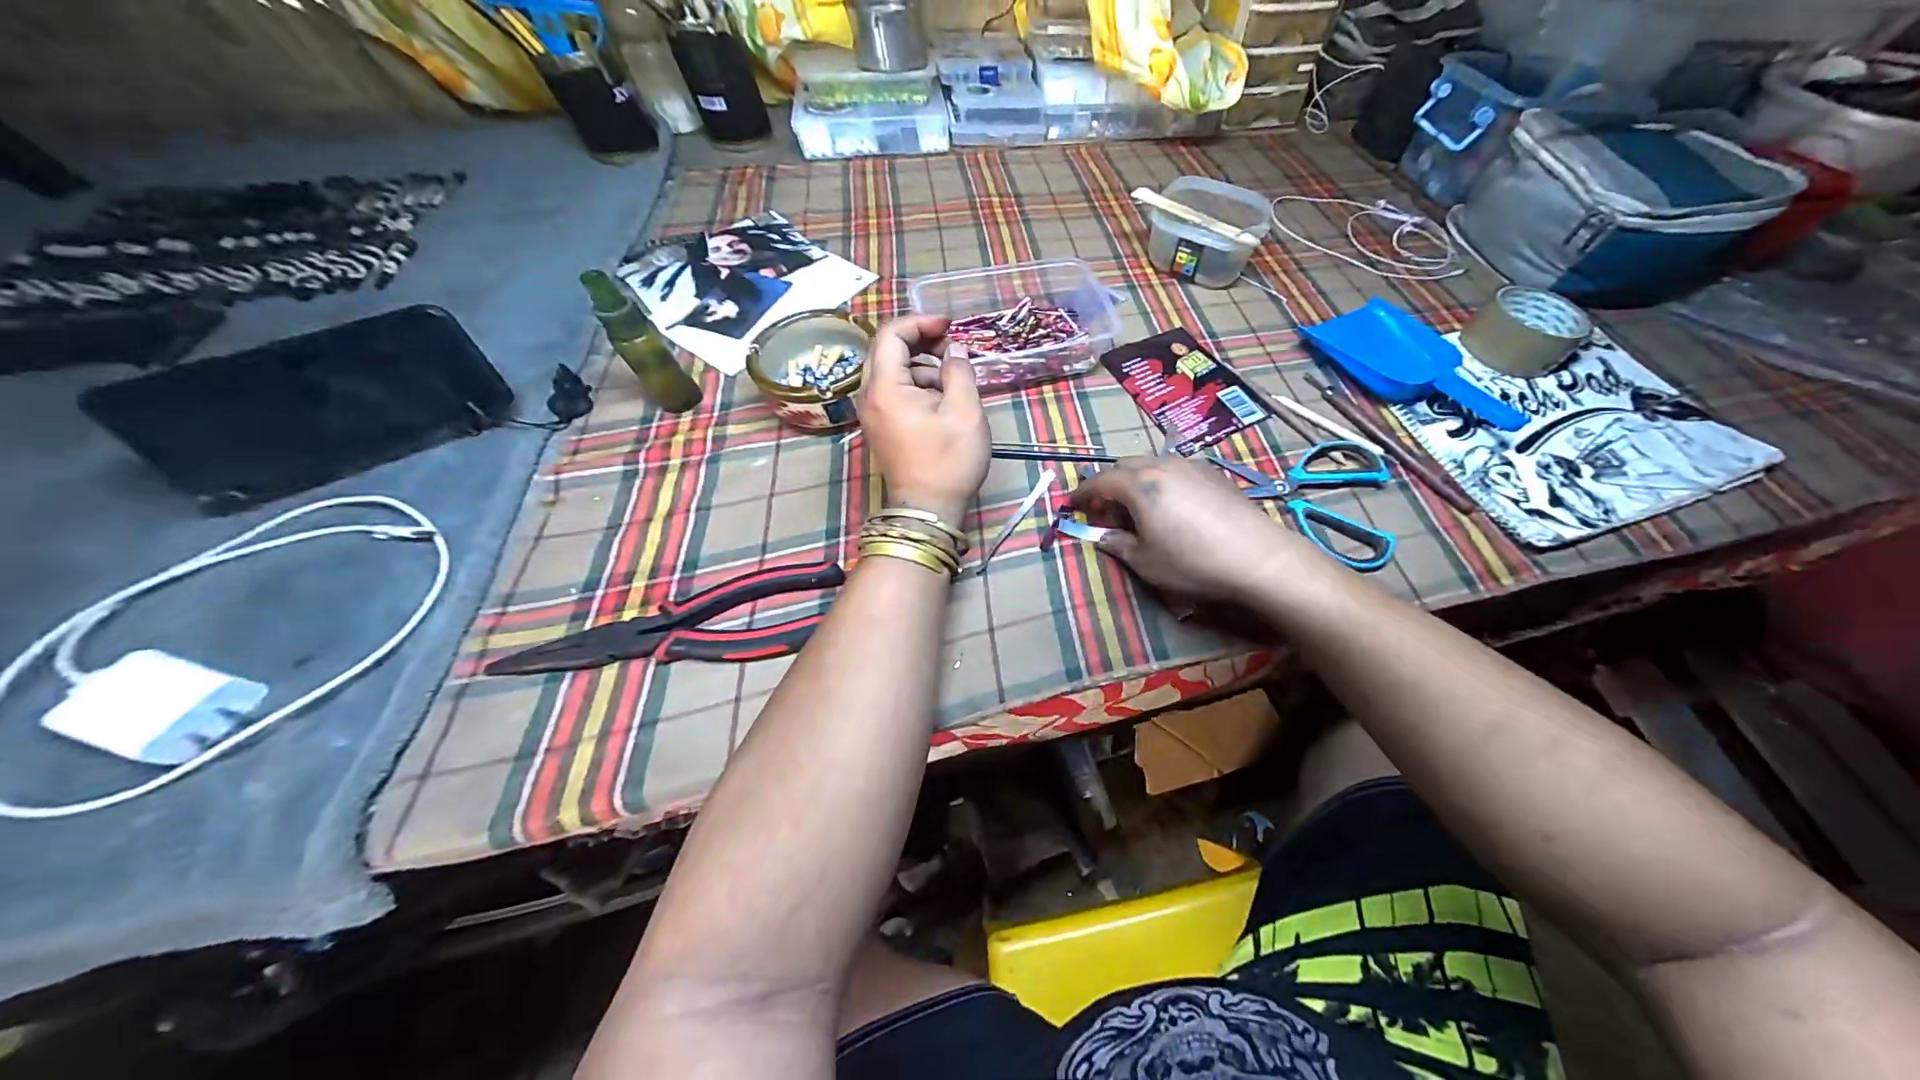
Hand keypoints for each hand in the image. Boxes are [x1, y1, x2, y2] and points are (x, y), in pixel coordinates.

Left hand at [856, 316, 988, 524]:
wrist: (929, 510)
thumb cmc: (948, 461)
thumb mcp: (965, 411)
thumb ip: (959, 371)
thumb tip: (954, 349)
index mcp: (885, 388)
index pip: (891, 334)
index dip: (920, 322)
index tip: (949, 326)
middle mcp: (869, 396)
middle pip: (887, 349)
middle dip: (920, 340)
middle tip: (951, 346)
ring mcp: (872, 413)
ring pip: (891, 370)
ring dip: (921, 364)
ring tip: (953, 378)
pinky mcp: (881, 426)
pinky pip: (893, 391)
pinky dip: (916, 384)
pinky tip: (942, 398)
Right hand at [1068, 455, 1321, 602]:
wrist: (1258, 557)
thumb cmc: (1192, 562)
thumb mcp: (1145, 562)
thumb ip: (1118, 545)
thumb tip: (1103, 537)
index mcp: (1140, 484)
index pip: (1100, 481)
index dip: (1083, 493)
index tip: (1072, 505)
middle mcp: (1164, 465)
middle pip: (1125, 466)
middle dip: (1109, 484)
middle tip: (1104, 510)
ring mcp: (1192, 466)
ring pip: (1153, 464)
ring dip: (1136, 481)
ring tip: (1137, 508)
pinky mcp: (1215, 474)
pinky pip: (1176, 470)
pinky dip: (1162, 482)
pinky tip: (1170, 505)